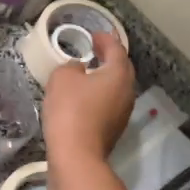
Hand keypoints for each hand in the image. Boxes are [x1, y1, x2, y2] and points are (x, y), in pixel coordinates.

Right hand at [44, 31, 136, 164]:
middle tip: (95, 50)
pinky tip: (85, 96)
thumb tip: (79, 69)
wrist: (76, 154)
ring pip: (116, 88)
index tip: (94, 35)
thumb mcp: (62, 78)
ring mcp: (123, 112)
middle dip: (110, 57)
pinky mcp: (114, 129)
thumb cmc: (70, 109)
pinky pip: (109, 103)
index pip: (116, 49)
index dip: (105, 39)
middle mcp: (127, 91)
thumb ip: (71, 66)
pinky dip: (100, 94)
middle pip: (122, 69)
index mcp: (118, 74)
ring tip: (88, 72)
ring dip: (105, 78)